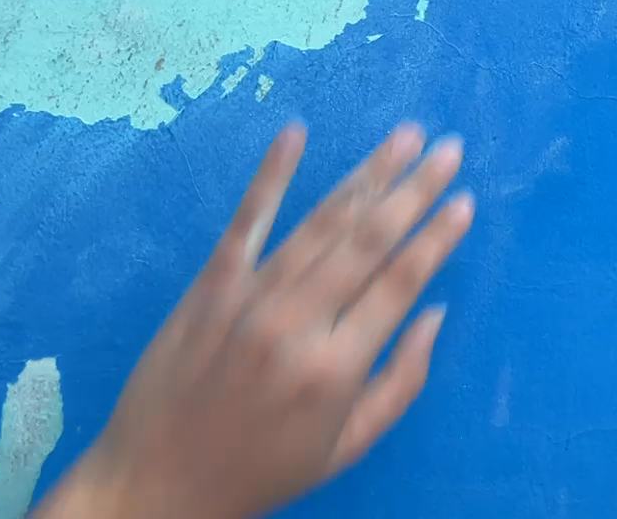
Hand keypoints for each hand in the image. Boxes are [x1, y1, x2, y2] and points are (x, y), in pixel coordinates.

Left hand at [35, 123, 475, 518]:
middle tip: (449, 149)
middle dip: (415, 189)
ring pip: (322, 222)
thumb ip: (402, 381)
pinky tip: (296, 132)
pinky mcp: (210, 283)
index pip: (400, 284)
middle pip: (368, 241)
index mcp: (336, 368)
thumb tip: (437, 310)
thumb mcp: (347, 448)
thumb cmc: (263, 469)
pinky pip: (248, 220)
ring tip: (406, 136)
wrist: (152, 488)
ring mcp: (250, 297)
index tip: (465, 201)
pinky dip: (272, 175)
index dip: (437, 238)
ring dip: (368, 173)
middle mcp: (297, 323)